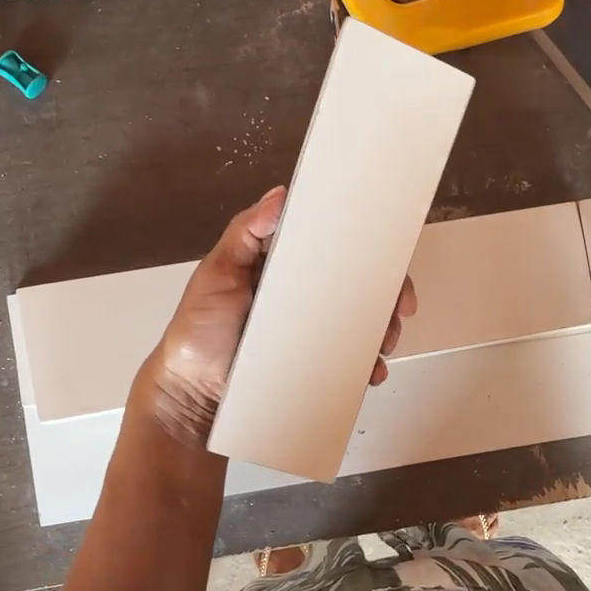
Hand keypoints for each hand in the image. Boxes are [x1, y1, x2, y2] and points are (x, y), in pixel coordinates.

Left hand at [135, 186, 417, 446]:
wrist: (193, 394)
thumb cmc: (198, 332)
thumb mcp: (216, 272)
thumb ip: (244, 233)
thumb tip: (279, 196)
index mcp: (285, 269)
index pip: (335, 250)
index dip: (368, 251)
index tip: (389, 259)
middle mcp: (304, 299)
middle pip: (360, 289)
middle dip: (388, 297)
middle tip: (398, 309)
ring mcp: (312, 335)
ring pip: (363, 326)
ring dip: (383, 331)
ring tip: (384, 343)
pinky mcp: (314, 366)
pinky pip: (351, 363)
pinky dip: (369, 366)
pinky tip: (371, 370)